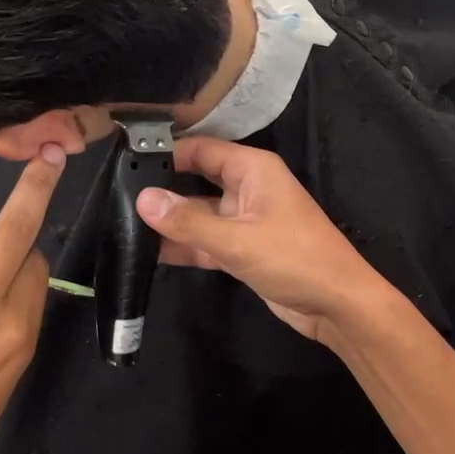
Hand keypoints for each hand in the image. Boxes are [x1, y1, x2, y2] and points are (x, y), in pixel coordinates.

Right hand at [135, 137, 388, 342]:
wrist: (337, 304)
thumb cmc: (294, 259)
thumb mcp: (237, 240)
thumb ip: (188, 221)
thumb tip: (142, 199)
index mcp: (253, 169)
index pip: (201, 149)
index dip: (166, 152)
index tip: (126, 161)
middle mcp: (248, 187)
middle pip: (197, 178)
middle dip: (164, 186)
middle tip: (117, 192)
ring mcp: (245, 219)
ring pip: (199, 213)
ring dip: (170, 220)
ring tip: (123, 223)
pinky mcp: (243, 249)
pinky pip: (206, 240)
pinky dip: (184, 245)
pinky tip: (149, 252)